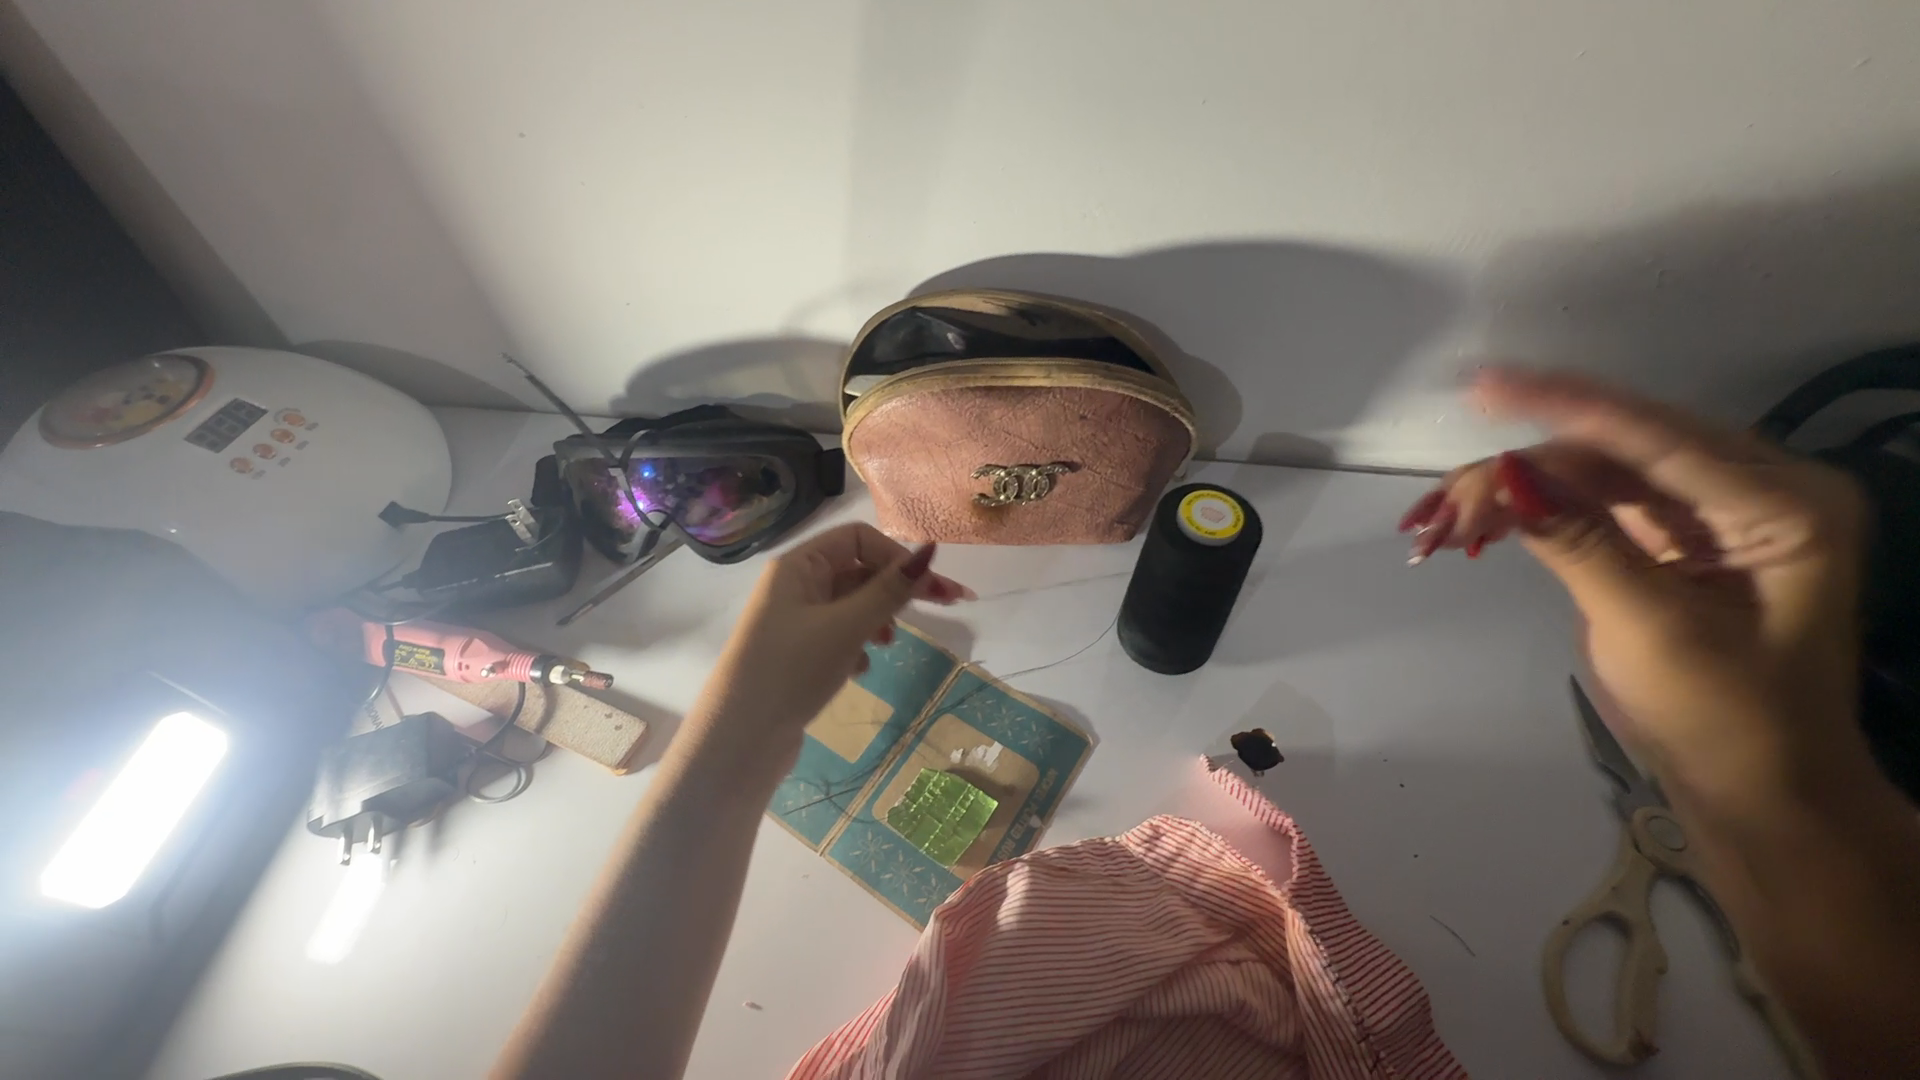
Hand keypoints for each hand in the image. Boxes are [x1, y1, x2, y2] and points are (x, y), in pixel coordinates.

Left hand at [680, 523, 971, 775]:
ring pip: (852, 604)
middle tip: (952, 606)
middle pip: (859, 570)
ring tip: (888, 644)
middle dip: (899, 588)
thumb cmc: (792, 671)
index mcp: (799, 565)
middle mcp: (795, 584)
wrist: (740, 739)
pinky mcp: (797, 652)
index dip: (898, 558)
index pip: (860, 538)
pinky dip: (858, 644)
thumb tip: (930, 548)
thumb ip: (891, 589)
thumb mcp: (847, 626)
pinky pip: (839, 633)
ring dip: (878, 618)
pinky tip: (861, 669)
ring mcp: (794, 620)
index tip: (932, 589)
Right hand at [1400, 369, 1870, 797]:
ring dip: (1505, 495)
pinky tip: (1471, 530)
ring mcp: (1700, 510)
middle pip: (1607, 452)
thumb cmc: (1722, 713)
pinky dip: (1521, 513)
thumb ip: (1580, 543)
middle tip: (1434, 512)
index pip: (1655, 438)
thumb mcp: (1648, 628)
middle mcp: (1744, 489)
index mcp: (1778, 505)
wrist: (1752, 778)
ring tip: (1436, 530)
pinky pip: (1579, 503)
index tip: (1484, 386)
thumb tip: (1506, 475)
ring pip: (1581, 474)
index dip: (1564, 407)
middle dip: (1512, 472)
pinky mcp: (1659, 532)